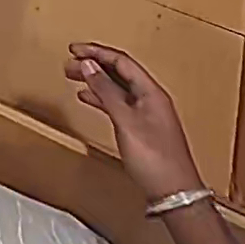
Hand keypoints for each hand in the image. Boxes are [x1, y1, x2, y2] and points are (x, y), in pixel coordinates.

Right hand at [65, 42, 203, 200]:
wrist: (174, 194)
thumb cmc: (154, 159)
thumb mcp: (126, 121)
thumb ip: (106, 91)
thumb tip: (88, 65)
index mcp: (151, 91)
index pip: (121, 61)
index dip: (97, 52)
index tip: (75, 49)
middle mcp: (150, 98)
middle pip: (119, 72)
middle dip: (94, 65)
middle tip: (70, 63)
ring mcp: (146, 114)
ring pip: (117, 87)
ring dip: (96, 80)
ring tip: (74, 77)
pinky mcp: (141, 129)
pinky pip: (118, 104)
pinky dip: (102, 98)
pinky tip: (88, 98)